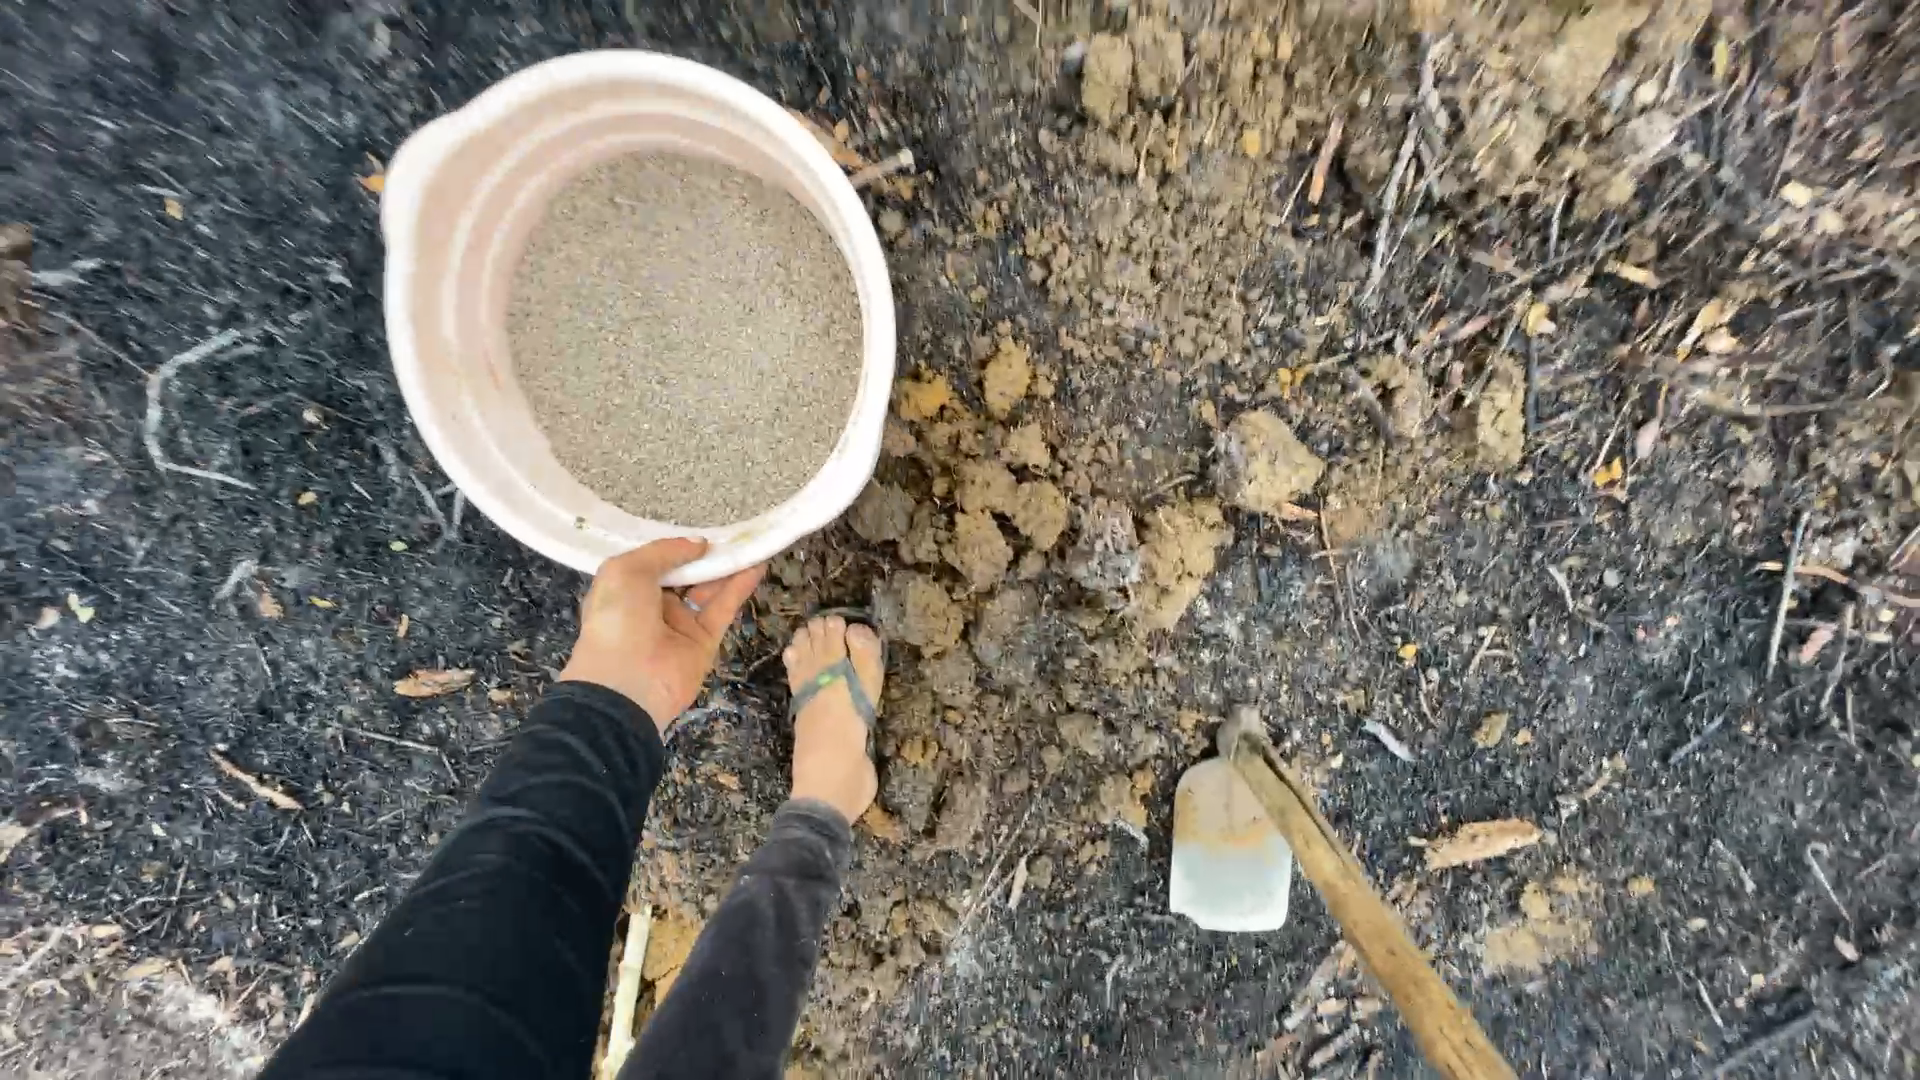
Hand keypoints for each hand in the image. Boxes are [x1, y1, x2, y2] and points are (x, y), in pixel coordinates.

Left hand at [558, 539, 764, 733]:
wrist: (627, 682)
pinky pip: (724, 607)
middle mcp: (653, 605)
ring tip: (748, 544)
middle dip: (704, 556)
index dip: (676, 548)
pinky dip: (740, 586)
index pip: (655, 563)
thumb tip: (699, 543)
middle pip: (685, 574)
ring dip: (726, 567)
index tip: (697, 532)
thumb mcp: (626, 570)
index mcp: (626, 589)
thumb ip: (664, 551)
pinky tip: (757, 565)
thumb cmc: (618, 619)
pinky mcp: (705, 640)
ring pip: (708, 589)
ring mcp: (680, 624)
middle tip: (730, 535)